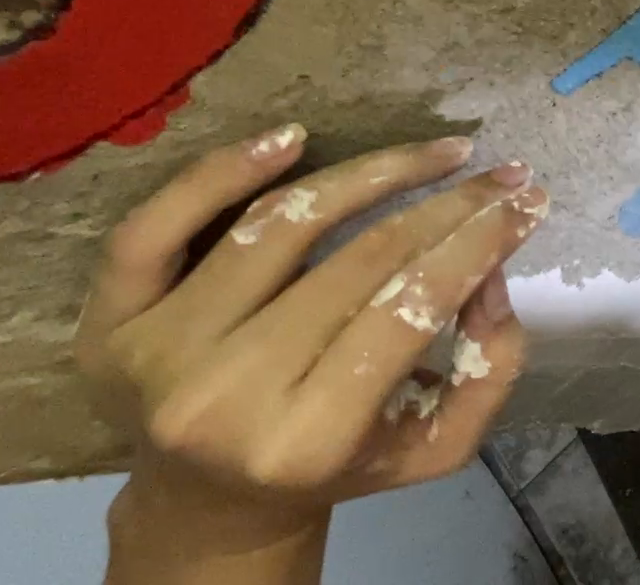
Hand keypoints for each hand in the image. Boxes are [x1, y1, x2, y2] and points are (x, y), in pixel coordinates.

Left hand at [74, 125, 542, 579]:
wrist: (208, 501)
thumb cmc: (342, 466)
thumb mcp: (442, 442)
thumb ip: (491, 367)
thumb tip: (490, 274)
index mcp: (306, 437)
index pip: (410, 307)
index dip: (480, 242)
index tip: (530, 199)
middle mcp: (220, 393)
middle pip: (359, 259)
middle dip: (452, 205)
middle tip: (505, 174)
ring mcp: (155, 351)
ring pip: (279, 225)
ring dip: (376, 172)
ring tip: (442, 151)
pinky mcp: (108, 321)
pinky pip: (156, 228)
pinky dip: (222, 172)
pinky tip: (295, 138)